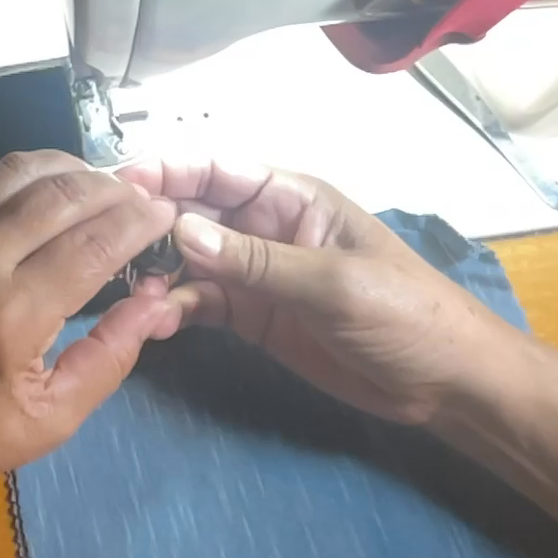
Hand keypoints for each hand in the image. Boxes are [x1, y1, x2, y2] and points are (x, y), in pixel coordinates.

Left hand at [0, 150, 179, 503]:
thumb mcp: (51, 418)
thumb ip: (109, 355)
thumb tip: (155, 298)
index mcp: (13, 313)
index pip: (94, 244)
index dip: (138, 222)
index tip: (167, 213)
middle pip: (64, 196)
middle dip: (115, 189)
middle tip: (144, 197)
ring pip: (24, 171)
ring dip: (74, 169)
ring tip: (107, 183)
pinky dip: (32, 170)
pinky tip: (55, 182)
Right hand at [118, 158, 524, 425]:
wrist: (446, 387)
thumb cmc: (404, 312)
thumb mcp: (333, 283)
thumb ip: (255, 259)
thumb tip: (179, 229)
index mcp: (286, 196)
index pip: (214, 170)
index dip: (166, 171)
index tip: (121, 183)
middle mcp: (258, 225)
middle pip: (189, 211)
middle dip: (150, 223)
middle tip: (110, 244)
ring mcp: (249, 270)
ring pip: (185, 257)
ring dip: (156, 270)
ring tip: (133, 291)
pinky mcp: (246, 312)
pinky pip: (198, 301)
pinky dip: (173, 309)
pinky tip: (156, 322)